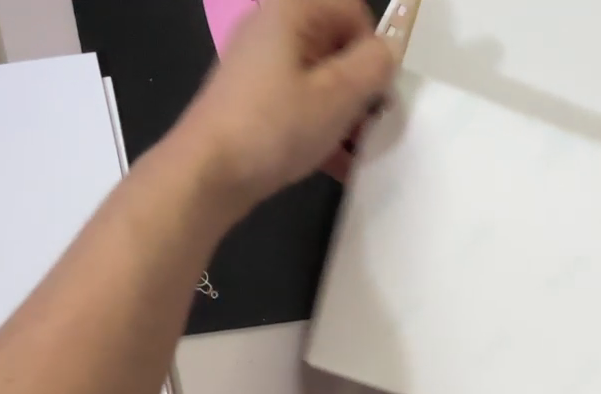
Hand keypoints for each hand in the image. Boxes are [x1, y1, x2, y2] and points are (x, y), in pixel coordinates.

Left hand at [171, 0, 395, 201]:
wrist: (211, 171)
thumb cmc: (276, 127)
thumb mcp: (337, 97)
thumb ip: (373, 67)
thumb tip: (389, 52)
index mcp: (291, 12)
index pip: (352, 10)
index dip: (373, 49)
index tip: (377, 93)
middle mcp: (273, 29)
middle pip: (336, 47)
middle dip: (361, 87)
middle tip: (371, 127)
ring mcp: (261, 66)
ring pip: (321, 80)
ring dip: (346, 115)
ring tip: (357, 152)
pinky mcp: (255, 100)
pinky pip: (302, 105)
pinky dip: (323, 130)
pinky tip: (338, 165)